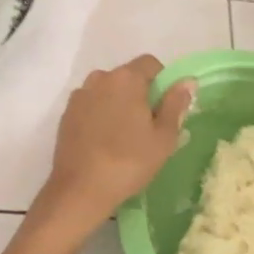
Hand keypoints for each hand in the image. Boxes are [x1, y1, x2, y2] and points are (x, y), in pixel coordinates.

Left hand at [37, 55, 193, 228]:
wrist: (80, 189)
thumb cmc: (129, 162)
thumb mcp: (163, 137)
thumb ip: (175, 104)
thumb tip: (187, 81)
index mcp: (126, 79)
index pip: (150, 63)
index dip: (162, 81)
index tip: (166, 108)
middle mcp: (99, 79)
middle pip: (127, 76)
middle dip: (140, 93)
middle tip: (148, 126)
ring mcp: (79, 96)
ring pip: (107, 91)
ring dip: (118, 104)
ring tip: (124, 136)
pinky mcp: (66, 115)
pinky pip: (91, 106)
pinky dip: (100, 115)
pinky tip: (104, 142)